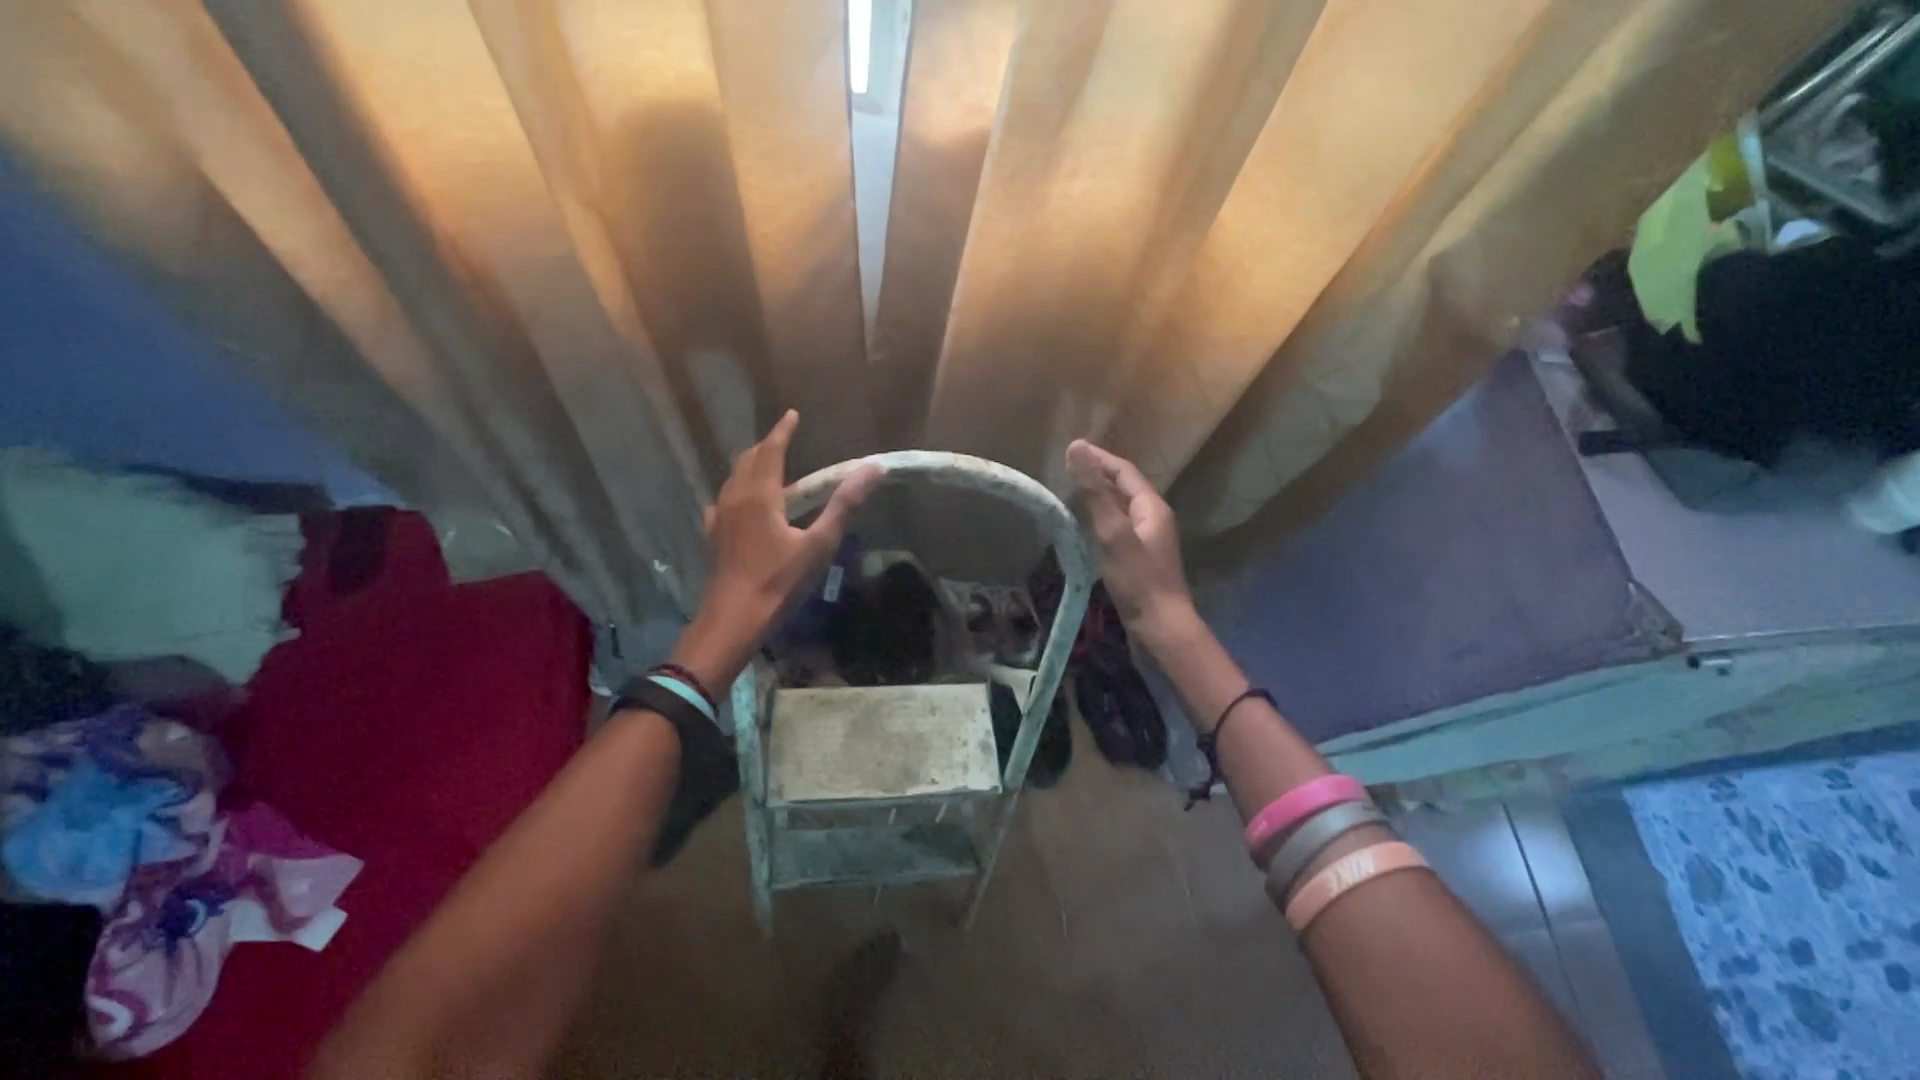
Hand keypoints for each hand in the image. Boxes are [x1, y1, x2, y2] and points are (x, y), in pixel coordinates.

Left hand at [672, 411, 882, 688]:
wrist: (733, 619)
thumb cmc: (779, 582)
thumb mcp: (819, 544)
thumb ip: (844, 504)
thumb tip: (873, 468)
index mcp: (760, 494)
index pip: (770, 449)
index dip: (782, 431)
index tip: (792, 415)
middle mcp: (735, 497)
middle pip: (747, 460)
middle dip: (766, 446)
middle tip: (783, 438)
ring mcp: (719, 517)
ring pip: (733, 479)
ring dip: (750, 466)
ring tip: (766, 465)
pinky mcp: (713, 536)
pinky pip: (724, 500)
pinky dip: (737, 490)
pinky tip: (741, 503)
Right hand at [1065, 439, 1195, 646]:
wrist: (1160, 630)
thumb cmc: (1139, 581)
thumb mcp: (1113, 533)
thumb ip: (1094, 492)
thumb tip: (1077, 447)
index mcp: (1152, 508)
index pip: (1124, 472)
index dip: (1098, 459)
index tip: (1070, 449)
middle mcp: (1152, 520)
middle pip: (1123, 489)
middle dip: (1096, 476)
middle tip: (1064, 470)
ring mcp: (1146, 542)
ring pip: (1118, 510)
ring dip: (1095, 499)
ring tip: (1066, 495)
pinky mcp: (1137, 561)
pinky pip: (1115, 530)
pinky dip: (1097, 522)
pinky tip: (1080, 530)